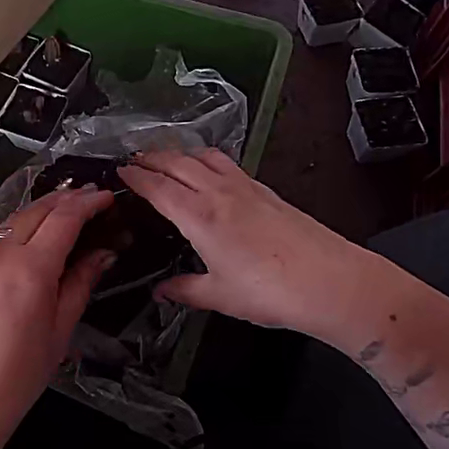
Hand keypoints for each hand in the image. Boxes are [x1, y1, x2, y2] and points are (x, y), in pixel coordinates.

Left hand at [0, 186, 114, 448]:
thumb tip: (103, 254)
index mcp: (31, 270)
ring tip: (75, 206)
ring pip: (20, 216)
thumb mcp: (62, 327)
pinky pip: (8, 233)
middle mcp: (5, 256)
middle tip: (95, 197)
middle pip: (39, 209)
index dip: (89, 203)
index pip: (64, 219)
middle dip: (69, 197)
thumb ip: (82, 282)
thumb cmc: (21, 371)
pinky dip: (31, 222)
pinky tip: (46, 230)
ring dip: (48, 205)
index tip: (109, 197)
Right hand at [118, 148, 405, 341]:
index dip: (135, 176)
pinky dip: (208, 159)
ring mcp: (246, 187)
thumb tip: (162, 291)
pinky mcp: (266, 190)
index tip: (120, 171)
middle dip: (152, 157)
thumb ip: (185, 290)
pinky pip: (229, 164)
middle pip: (178, 162)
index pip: (158, 187)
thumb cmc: (270, 292)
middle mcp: (220, 193)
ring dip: (181, 152)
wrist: (328, 280)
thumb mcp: (219, 296)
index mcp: (200, 217)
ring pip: (205, 156)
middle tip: (134, 158)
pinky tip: (210, 170)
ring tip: (167, 157)